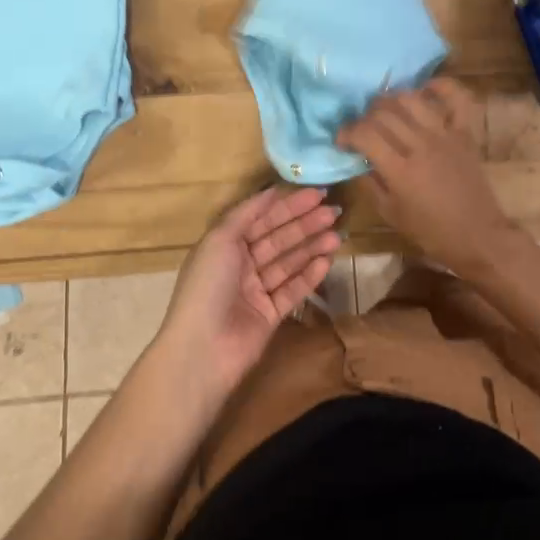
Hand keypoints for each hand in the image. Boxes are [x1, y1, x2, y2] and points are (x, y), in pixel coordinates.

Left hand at [154, 186, 340, 404]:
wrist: (202, 349)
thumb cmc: (207, 286)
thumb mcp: (220, 239)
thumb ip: (247, 213)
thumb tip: (271, 190)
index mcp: (225, 245)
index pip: (262, 218)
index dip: (288, 205)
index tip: (316, 194)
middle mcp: (241, 265)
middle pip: (278, 239)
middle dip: (305, 224)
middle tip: (334, 212)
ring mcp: (257, 291)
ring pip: (289, 263)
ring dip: (312, 248)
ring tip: (336, 236)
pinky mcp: (271, 315)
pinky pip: (293, 290)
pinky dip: (309, 275)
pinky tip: (326, 262)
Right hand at [336, 78, 517, 275]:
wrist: (477, 236)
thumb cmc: (431, 232)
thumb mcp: (390, 214)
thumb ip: (370, 183)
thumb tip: (358, 159)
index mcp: (400, 170)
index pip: (365, 134)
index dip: (347, 132)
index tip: (342, 141)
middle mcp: (421, 145)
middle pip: (384, 114)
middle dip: (365, 117)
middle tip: (362, 128)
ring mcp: (445, 135)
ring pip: (411, 99)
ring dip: (392, 99)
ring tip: (385, 110)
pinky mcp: (465, 133)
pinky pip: (456, 98)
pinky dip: (441, 86)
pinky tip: (426, 88)